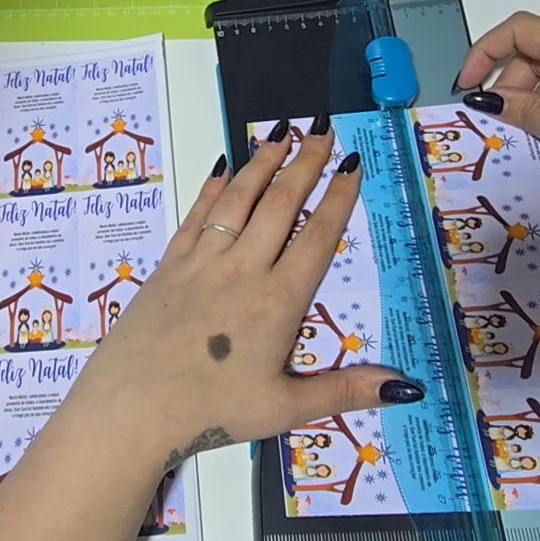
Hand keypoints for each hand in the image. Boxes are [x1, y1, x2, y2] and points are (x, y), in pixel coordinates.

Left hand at [62, 118, 421, 471]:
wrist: (133, 405)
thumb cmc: (211, 411)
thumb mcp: (285, 408)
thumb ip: (345, 390)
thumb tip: (406, 388)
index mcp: (279, 300)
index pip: (318, 237)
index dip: (338, 197)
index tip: (352, 164)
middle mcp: (243, 268)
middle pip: (281, 204)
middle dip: (305, 164)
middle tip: (322, 130)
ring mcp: (202, 260)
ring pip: (238, 199)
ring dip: (262, 163)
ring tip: (281, 133)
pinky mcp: (170, 262)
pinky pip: (196, 215)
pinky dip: (213, 188)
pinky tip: (223, 169)